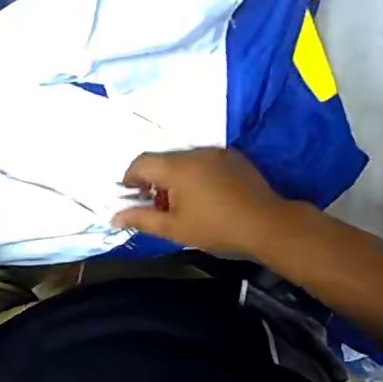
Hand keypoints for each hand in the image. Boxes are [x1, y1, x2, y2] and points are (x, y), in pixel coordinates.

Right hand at [112, 148, 294, 256]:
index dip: (129, 179)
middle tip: (156, 206)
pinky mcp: (233, 158)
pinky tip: (203, 197)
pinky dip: (194, 175)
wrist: (268, 225)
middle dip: (153, 180)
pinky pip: (203, 161)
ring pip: (183, 160)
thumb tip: (113, 217)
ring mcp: (217, 153)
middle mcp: (195, 152)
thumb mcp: (174, 228)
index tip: (130, 197)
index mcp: (177, 167)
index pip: (141, 162)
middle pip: (162, 160)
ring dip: (174, 178)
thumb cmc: (216, 228)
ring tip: (180, 204)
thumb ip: (141, 219)